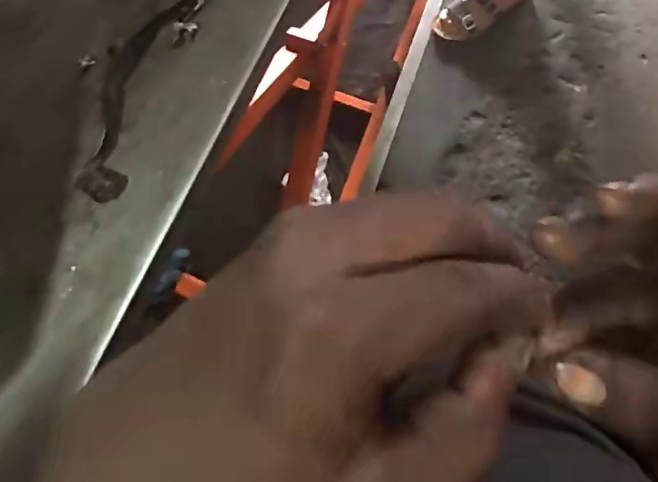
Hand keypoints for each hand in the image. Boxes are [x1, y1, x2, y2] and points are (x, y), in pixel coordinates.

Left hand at [52, 194, 547, 481]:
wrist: (110, 480)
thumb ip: (458, 434)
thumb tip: (503, 352)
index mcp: (336, 327)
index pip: (464, 285)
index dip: (519, 297)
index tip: (546, 315)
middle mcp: (316, 249)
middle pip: (442, 212)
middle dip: (495, 243)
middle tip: (519, 292)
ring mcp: (290, 229)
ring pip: (408, 202)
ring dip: (453, 236)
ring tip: (473, 287)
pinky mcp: (275, 229)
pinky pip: (370, 214)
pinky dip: (412, 235)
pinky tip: (414, 279)